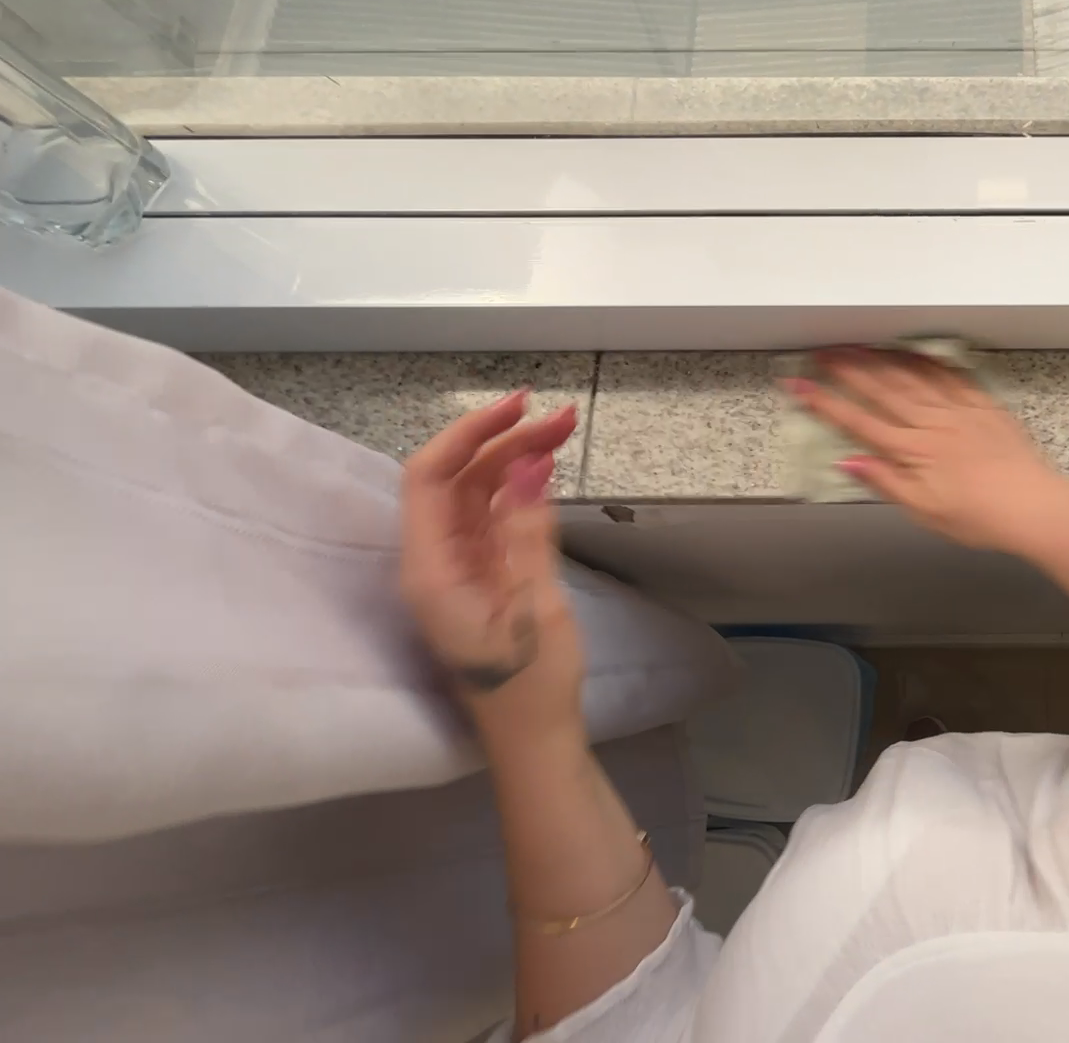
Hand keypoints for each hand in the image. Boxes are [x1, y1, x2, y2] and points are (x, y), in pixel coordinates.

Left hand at [400, 391, 584, 749]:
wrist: (532, 733)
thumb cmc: (530, 682)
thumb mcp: (535, 606)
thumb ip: (526, 534)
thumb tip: (527, 468)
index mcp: (431, 569)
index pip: (432, 478)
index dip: (470, 435)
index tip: (520, 408)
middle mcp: (435, 560)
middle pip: (459, 480)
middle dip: (506, 442)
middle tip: (563, 418)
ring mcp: (459, 567)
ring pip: (478, 495)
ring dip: (516, 461)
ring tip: (562, 433)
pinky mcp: (484, 575)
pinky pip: (494, 518)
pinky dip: (521, 491)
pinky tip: (547, 472)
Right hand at [785, 348, 1068, 554]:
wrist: (1033, 507)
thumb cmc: (978, 518)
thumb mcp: (925, 511)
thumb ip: (886, 482)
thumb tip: (848, 462)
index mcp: (914, 450)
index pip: (860, 422)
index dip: (826, 404)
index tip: (799, 385)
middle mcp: (932, 422)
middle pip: (883, 389)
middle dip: (848, 368)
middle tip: (822, 349)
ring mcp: (960, 410)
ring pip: (914, 376)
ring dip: (883, 358)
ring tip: (859, 343)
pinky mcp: (984, 407)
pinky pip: (952, 376)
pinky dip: (929, 362)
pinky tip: (916, 353)